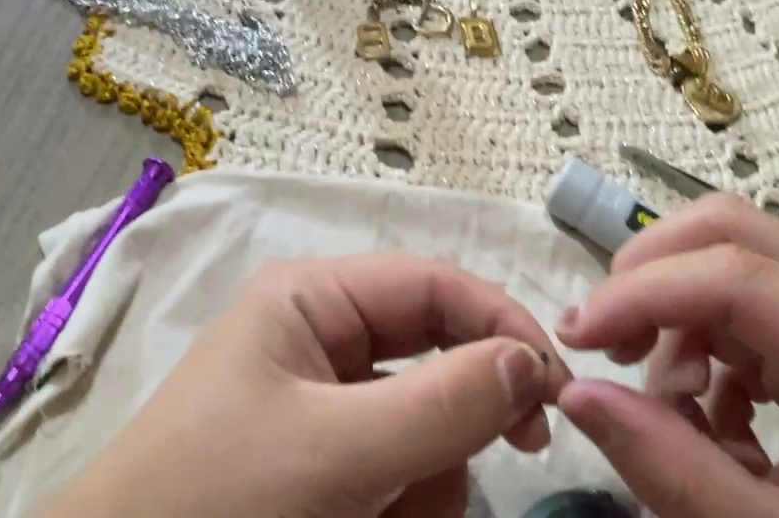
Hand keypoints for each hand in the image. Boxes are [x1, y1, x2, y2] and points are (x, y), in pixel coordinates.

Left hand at [38, 254, 570, 517]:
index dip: (502, 323)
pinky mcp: (320, 460)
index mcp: (313, 298)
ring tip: (386, 514)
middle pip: (434, 351)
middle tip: (517, 451)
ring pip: (424, 418)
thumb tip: (532, 363)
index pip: (433, 284)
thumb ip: (443, 404)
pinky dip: (404, 498)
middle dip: (464, 409)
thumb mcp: (335, 452)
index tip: (558, 390)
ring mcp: (321, 403)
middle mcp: (321, 336)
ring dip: (431, 471)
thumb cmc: (219, 499)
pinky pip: (395, 463)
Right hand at [555, 194, 778, 517]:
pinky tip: (713, 415)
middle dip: (654, 272)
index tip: (578, 336)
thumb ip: (673, 474)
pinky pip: (761, 306)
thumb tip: (575, 395)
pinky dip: (713, 342)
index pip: (744, 278)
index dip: (646, 292)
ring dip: (680, 312)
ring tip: (669, 402)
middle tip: (605, 340)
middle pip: (742, 231)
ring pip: (743, 259)